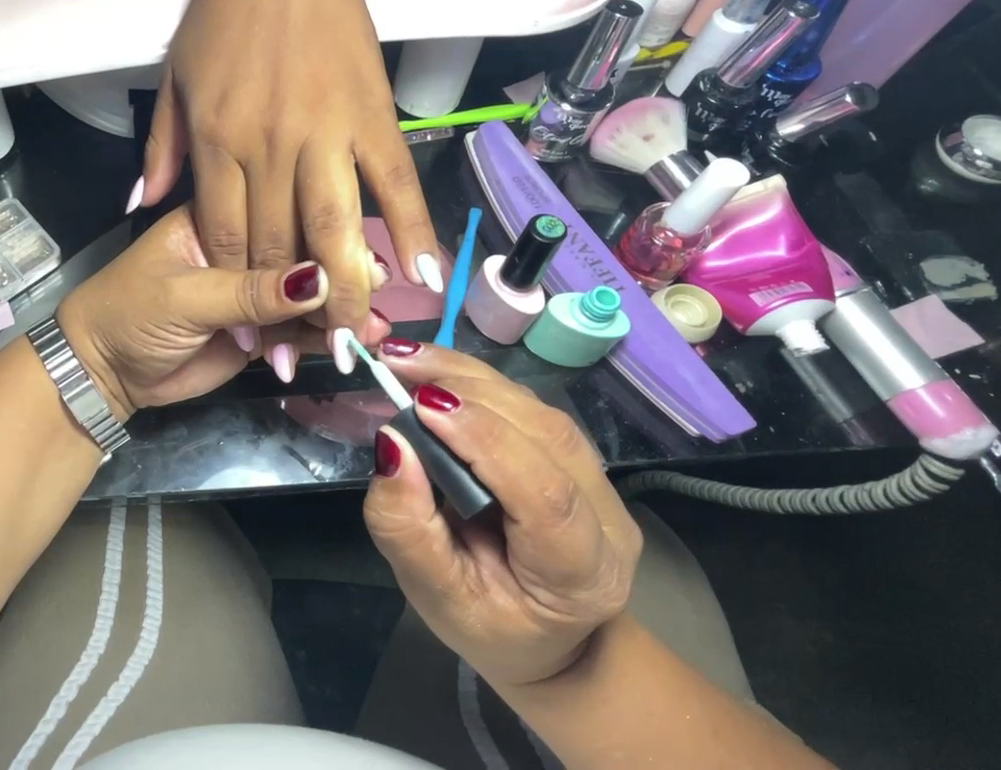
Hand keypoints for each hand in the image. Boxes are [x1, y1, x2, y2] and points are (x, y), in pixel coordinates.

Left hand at [55, 207, 351, 413]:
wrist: (105, 371)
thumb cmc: (130, 314)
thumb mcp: (185, 297)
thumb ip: (249, 291)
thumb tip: (319, 281)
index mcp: (217, 217)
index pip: (278, 215)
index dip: (319, 235)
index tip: (359, 254)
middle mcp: (241, 245)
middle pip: (301, 254)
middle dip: (339, 274)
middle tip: (375, 291)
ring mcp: (252, 288)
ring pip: (306, 294)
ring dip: (339, 310)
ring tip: (372, 327)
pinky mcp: (259, 327)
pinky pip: (298, 328)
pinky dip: (323, 337)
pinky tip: (354, 343)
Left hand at [136, 0, 440, 377]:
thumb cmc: (223, 13)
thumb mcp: (173, 77)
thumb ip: (159, 147)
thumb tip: (137, 203)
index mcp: (215, 141)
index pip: (225, 235)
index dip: (237, 290)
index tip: (251, 334)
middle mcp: (267, 147)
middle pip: (278, 244)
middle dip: (289, 309)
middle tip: (308, 358)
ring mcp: (323, 132)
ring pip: (334, 227)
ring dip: (347, 290)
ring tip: (359, 337)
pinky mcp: (372, 115)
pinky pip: (391, 182)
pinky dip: (408, 229)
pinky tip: (418, 275)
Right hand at [361, 342, 641, 686]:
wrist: (549, 640)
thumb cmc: (489, 626)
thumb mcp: (434, 595)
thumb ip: (408, 528)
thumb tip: (391, 445)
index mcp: (580, 574)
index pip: (545, 494)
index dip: (486, 441)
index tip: (419, 404)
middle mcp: (609, 520)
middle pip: (547, 435)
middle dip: (469, 392)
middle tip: (396, 367)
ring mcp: (601, 483)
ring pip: (540, 411)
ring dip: (470, 376)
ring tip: (404, 358)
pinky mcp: (578, 457)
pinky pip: (531, 407)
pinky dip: (478, 382)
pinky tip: (432, 371)